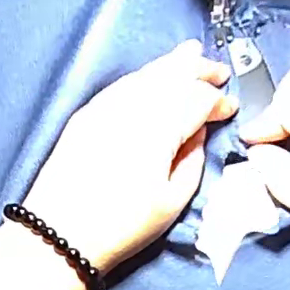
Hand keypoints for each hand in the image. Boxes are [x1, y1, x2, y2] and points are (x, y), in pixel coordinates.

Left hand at [20, 40, 234, 273]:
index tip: (229, 108)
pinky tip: (151, 79)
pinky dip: (144, 76)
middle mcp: (132, 109)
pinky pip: (123, 83)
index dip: (217, 101)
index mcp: (159, 130)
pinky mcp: (86, 115)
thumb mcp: (171, 203)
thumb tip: (197, 136)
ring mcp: (105, 107)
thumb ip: (192, 163)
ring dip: (171, 66)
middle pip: (171, 75)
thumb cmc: (120, 226)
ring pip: (146, 74)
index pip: (196, 99)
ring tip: (189, 57)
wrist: (60, 232)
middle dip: (198, 69)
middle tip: (217, 71)